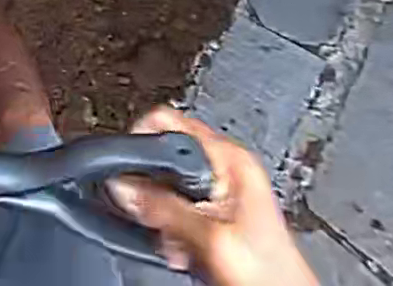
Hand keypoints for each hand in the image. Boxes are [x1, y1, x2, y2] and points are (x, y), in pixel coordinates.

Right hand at [107, 107, 316, 285]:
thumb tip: (121, 184)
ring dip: (158, 208)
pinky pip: (178, 201)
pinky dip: (170, 221)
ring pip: (168, 179)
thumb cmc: (271, 277)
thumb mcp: (209, 238)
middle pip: (164, 151)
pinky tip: (177, 244)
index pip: (168, 121)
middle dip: (149, 182)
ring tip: (167, 235)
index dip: (140, 138)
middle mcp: (227, 165)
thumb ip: (162, 207)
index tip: (125, 163)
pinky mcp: (219, 210)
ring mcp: (224, 188)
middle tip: (146, 208)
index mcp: (230, 158)